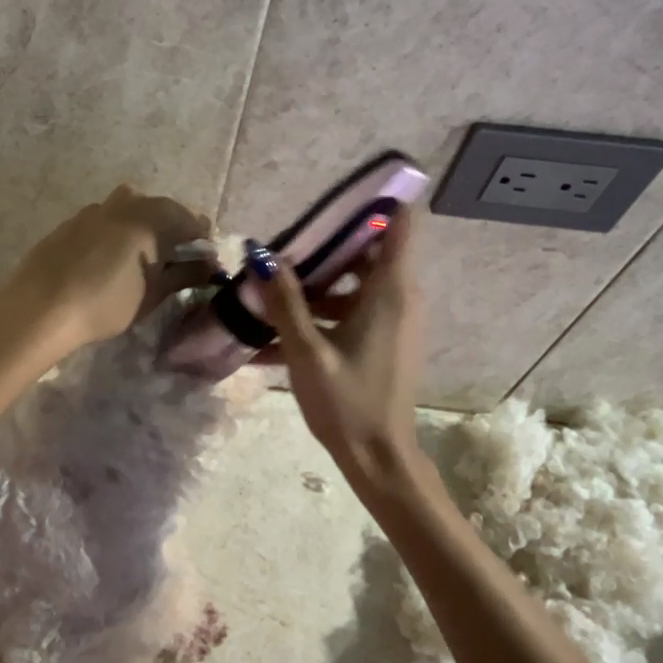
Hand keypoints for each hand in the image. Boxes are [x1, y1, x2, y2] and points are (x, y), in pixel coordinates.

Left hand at [0, 185, 216, 350]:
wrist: (41, 307)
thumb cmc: (107, 303)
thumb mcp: (153, 293)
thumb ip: (185, 275)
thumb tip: (209, 266)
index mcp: (153, 217)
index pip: (191, 220)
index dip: (202, 241)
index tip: (205, 263)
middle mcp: (126, 204)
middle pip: (160, 209)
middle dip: (173, 231)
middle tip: (175, 260)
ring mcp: (93, 210)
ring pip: (129, 210)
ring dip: (142, 228)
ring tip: (141, 260)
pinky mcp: (69, 223)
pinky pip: (103, 221)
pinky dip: (115, 234)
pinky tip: (107, 262)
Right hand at [251, 211, 430, 500]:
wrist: (379, 459)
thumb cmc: (347, 402)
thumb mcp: (306, 350)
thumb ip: (284, 301)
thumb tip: (261, 256)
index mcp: (391, 290)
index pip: (401, 222)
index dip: (373, 203)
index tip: (330, 203)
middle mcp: (400, 298)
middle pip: (368, 251)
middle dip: (324, 248)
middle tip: (280, 254)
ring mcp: (393, 321)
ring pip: (354, 284)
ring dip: (315, 286)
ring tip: (267, 297)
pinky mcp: (383, 342)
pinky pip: (352, 312)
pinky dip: (320, 315)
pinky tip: (274, 338)